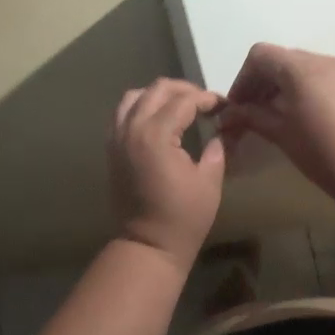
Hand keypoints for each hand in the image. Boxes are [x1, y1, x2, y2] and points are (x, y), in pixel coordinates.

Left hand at [109, 78, 226, 268]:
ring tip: (180, 105)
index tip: (222, 104)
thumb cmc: (182, 218)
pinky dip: (140, 107)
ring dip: (158, 94)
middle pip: (156, 89)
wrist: (147, 245)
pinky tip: (158, 118)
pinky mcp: (112, 148)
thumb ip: (215, 150)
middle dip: (183, 90)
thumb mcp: (209, 182)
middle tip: (204, 101)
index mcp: (156, 135)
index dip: (206, 98)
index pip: (183, 101)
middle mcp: (132, 129)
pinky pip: (122, 113)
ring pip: (134, 96)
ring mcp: (117, 137)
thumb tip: (219, 132)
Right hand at [220, 44, 334, 206]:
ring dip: (282, 85)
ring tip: (276, 116)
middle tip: (252, 112)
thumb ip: (253, 116)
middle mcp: (322, 60)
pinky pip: (321, 76)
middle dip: (262, 81)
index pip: (260, 56)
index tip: (238, 106)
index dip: (243, 78)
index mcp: (300, 69)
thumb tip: (228, 114)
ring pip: (301, 66)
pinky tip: (303, 116)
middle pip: (281, 58)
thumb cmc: (324, 154)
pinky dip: (304, 88)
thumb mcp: (282, 134)